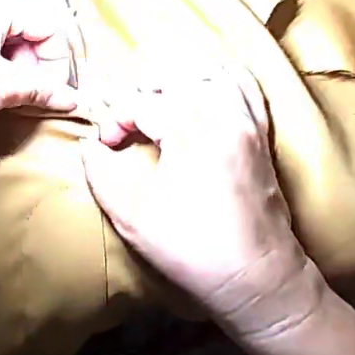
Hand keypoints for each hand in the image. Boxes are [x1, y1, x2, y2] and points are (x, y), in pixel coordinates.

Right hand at [82, 59, 327, 343]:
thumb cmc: (194, 251)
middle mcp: (226, 116)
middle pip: (176, 76)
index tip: (106, 147)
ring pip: (212, 73)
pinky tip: (202, 95)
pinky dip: (218, 81)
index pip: (142, 102)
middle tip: (126, 124)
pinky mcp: (263, 136)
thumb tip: (92, 147)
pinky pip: (245, 87)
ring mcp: (250, 123)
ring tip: (158, 106)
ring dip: (178, 82)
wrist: (258, 281)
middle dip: (142, 94)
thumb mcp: (131, 216)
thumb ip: (101, 172)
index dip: (115, 120)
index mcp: (194, 131)